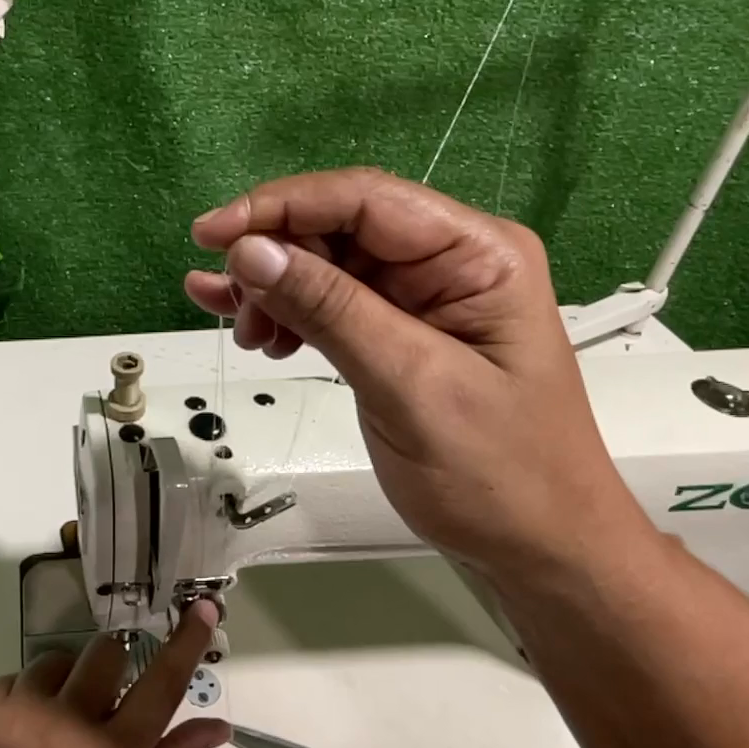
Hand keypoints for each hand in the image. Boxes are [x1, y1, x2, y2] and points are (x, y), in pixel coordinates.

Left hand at [0, 600, 229, 747]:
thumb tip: (217, 725)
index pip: (160, 685)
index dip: (185, 643)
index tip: (203, 610)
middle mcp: (66, 723)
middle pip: (106, 651)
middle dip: (110, 670)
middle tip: (100, 703)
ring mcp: (19, 710)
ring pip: (58, 659)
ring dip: (64, 684)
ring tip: (53, 725)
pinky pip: (17, 674)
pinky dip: (24, 696)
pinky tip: (20, 731)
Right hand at [184, 167, 657, 582]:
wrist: (537, 547)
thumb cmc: (499, 474)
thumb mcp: (409, 384)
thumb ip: (330, 309)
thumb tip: (250, 251)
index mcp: (475, 253)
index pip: (363, 199)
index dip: (280, 206)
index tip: (211, 234)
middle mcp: (447, 260)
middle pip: (338, 227)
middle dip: (273, 256)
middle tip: (231, 306)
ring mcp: (420, 296)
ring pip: (323, 264)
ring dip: (272, 288)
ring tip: (242, 332)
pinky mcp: (395, 330)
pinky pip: (327, 303)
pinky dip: (284, 312)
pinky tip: (251, 330)